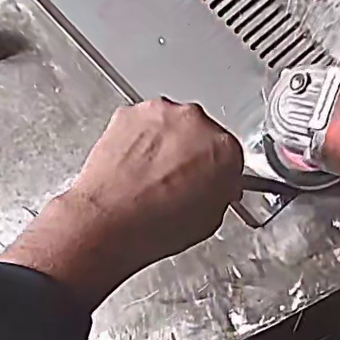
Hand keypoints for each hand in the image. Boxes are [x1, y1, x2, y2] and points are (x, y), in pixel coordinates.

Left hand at [0, 100, 243, 306]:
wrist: (109, 222)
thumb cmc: (153, 225)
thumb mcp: (207, 222)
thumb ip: (219, 194)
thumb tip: (216, 189)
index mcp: (224, 150)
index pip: (231, 156)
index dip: (219, 174)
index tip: (209, 184)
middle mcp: (196, 123)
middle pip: (201, 135)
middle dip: (191, 156)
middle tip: (177, 184)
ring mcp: (160, 114)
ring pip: (170, 127)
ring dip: (164, 147)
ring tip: (151, 180)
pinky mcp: (129, 113)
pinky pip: (141, 125)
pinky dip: (139, 142)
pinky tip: (133, 170)